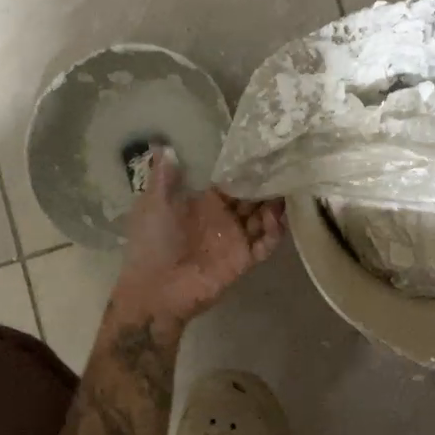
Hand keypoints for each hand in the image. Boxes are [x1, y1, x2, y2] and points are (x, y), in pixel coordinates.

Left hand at [110, 148, 286, 329]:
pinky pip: (266, 244)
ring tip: (283, 189)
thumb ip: (163, 177)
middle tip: (282, 165)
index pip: (231, 181)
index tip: (260, 151)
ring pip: (263, 218)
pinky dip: (275, 231)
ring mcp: (235, 239)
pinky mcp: (243, 259)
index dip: (244, 169)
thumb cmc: (151, 244)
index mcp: (204, 203)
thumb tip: (163, 143)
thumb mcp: (152, 204)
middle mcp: (223, 218)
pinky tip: (276, 217)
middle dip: (265, 184)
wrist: (154, 291)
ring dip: (274, 205)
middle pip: (252, 197)